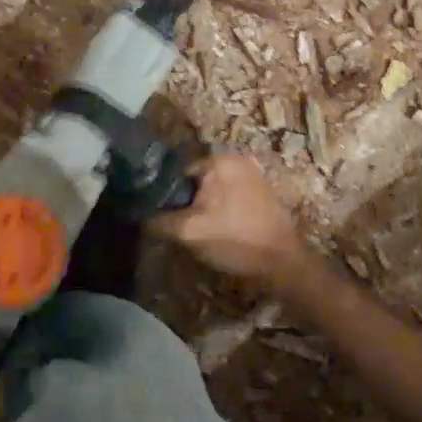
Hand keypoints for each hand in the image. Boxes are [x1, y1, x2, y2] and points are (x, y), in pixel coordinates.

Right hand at [150, 154, 310, 282]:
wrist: (281, 261)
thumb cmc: (234, 240)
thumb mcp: (188, 232)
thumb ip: (159, 221)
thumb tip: (139, 217)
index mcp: (219, 160)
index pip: (177, 174)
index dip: (165, 197)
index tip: (162, 219)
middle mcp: (237, 160)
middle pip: (195, 183)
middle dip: (186, 203)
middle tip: (179, 228)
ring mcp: (252, 175)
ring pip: (212, 192)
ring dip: (202, 209)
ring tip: (198, 233)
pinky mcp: (261, 193)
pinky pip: (229, 198)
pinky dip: (220, 211)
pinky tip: (218, 232)